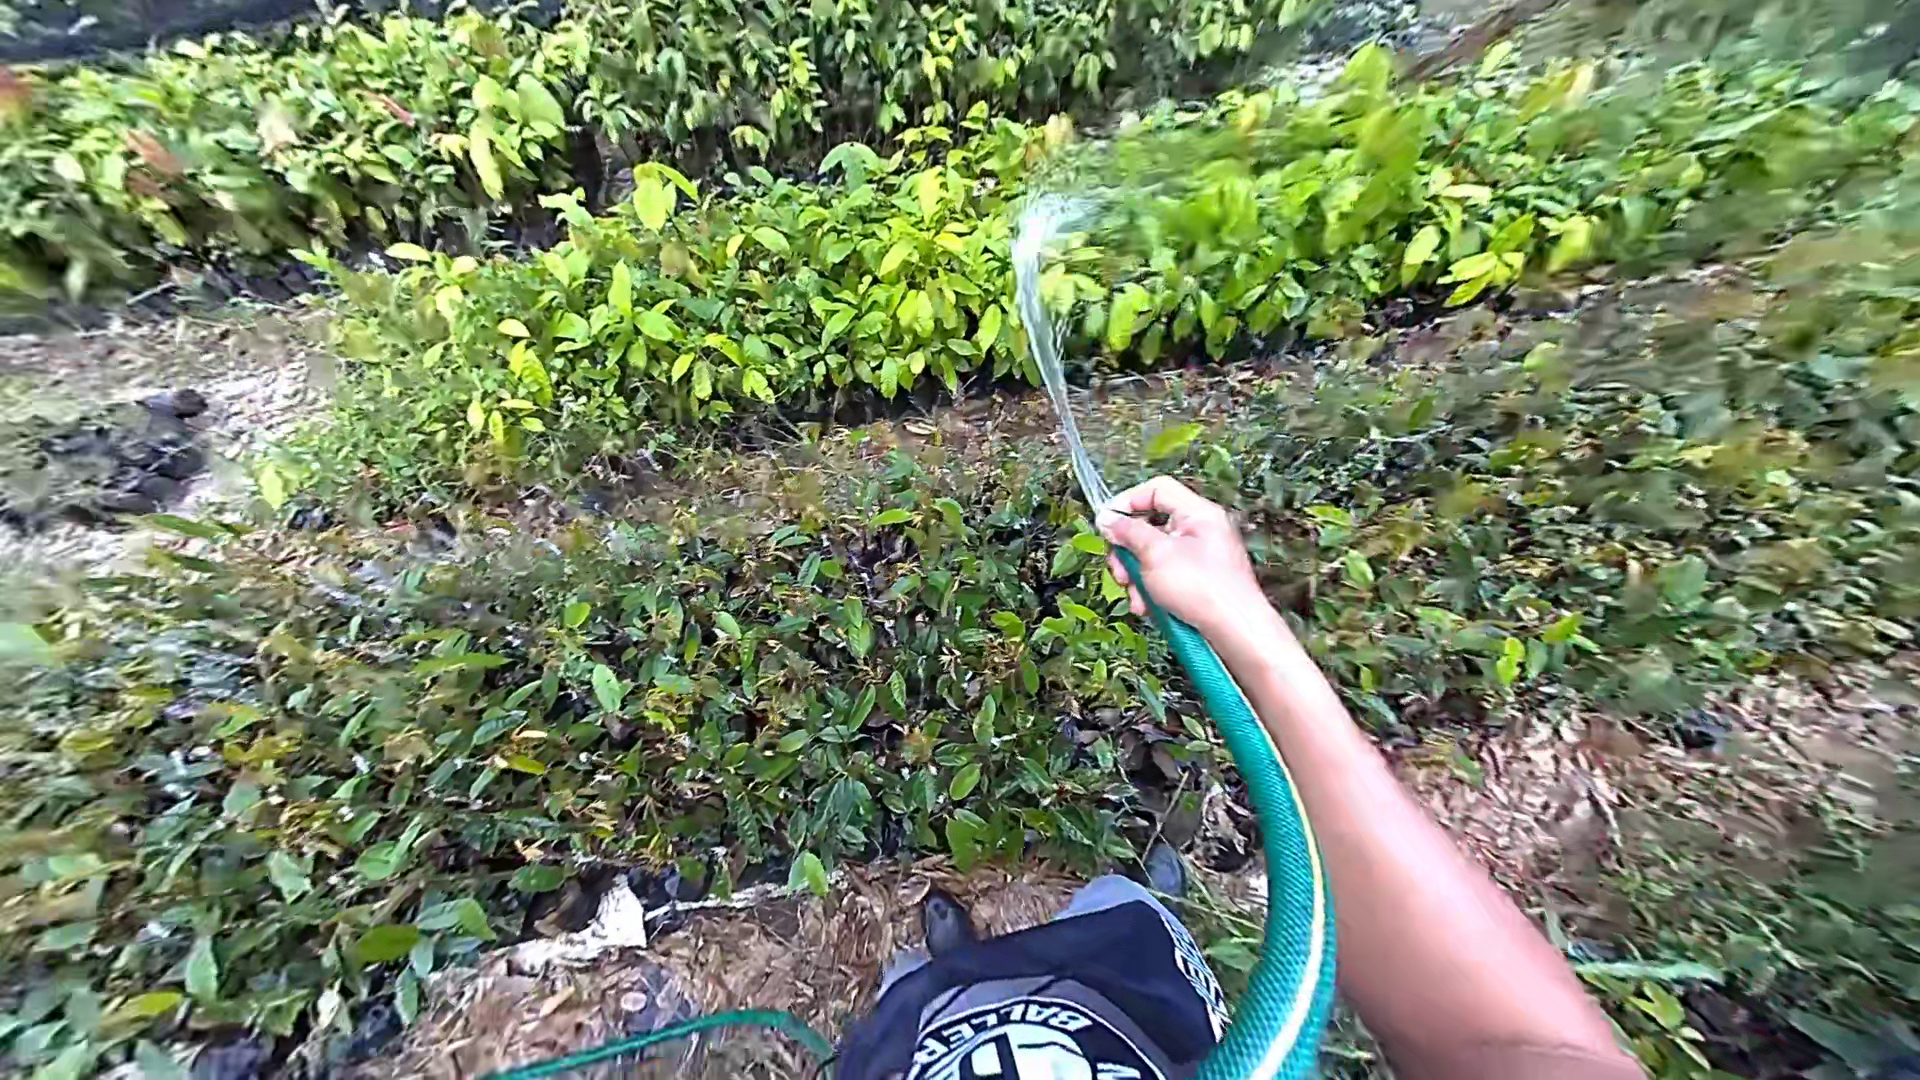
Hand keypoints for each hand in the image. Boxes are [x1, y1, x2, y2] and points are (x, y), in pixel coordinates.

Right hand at [1095, 476, 1272, 640]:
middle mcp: (1201, 531)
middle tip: (1118, 570)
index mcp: (1198, 514)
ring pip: (1152, 555)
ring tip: (1135, 596)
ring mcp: (1200, 557)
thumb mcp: (1155, 554)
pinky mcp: (1197, 581)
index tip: (1107, 524)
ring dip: (1136, 576)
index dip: (1127, 502)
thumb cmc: (1203, 590)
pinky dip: (1150, 590)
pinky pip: (1163, 576)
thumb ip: (1128, 532)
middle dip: (1127, 550)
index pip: (1157, 490)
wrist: (1236, 633)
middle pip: (1150, 525)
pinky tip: (1147, 607)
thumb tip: (1107, 519)